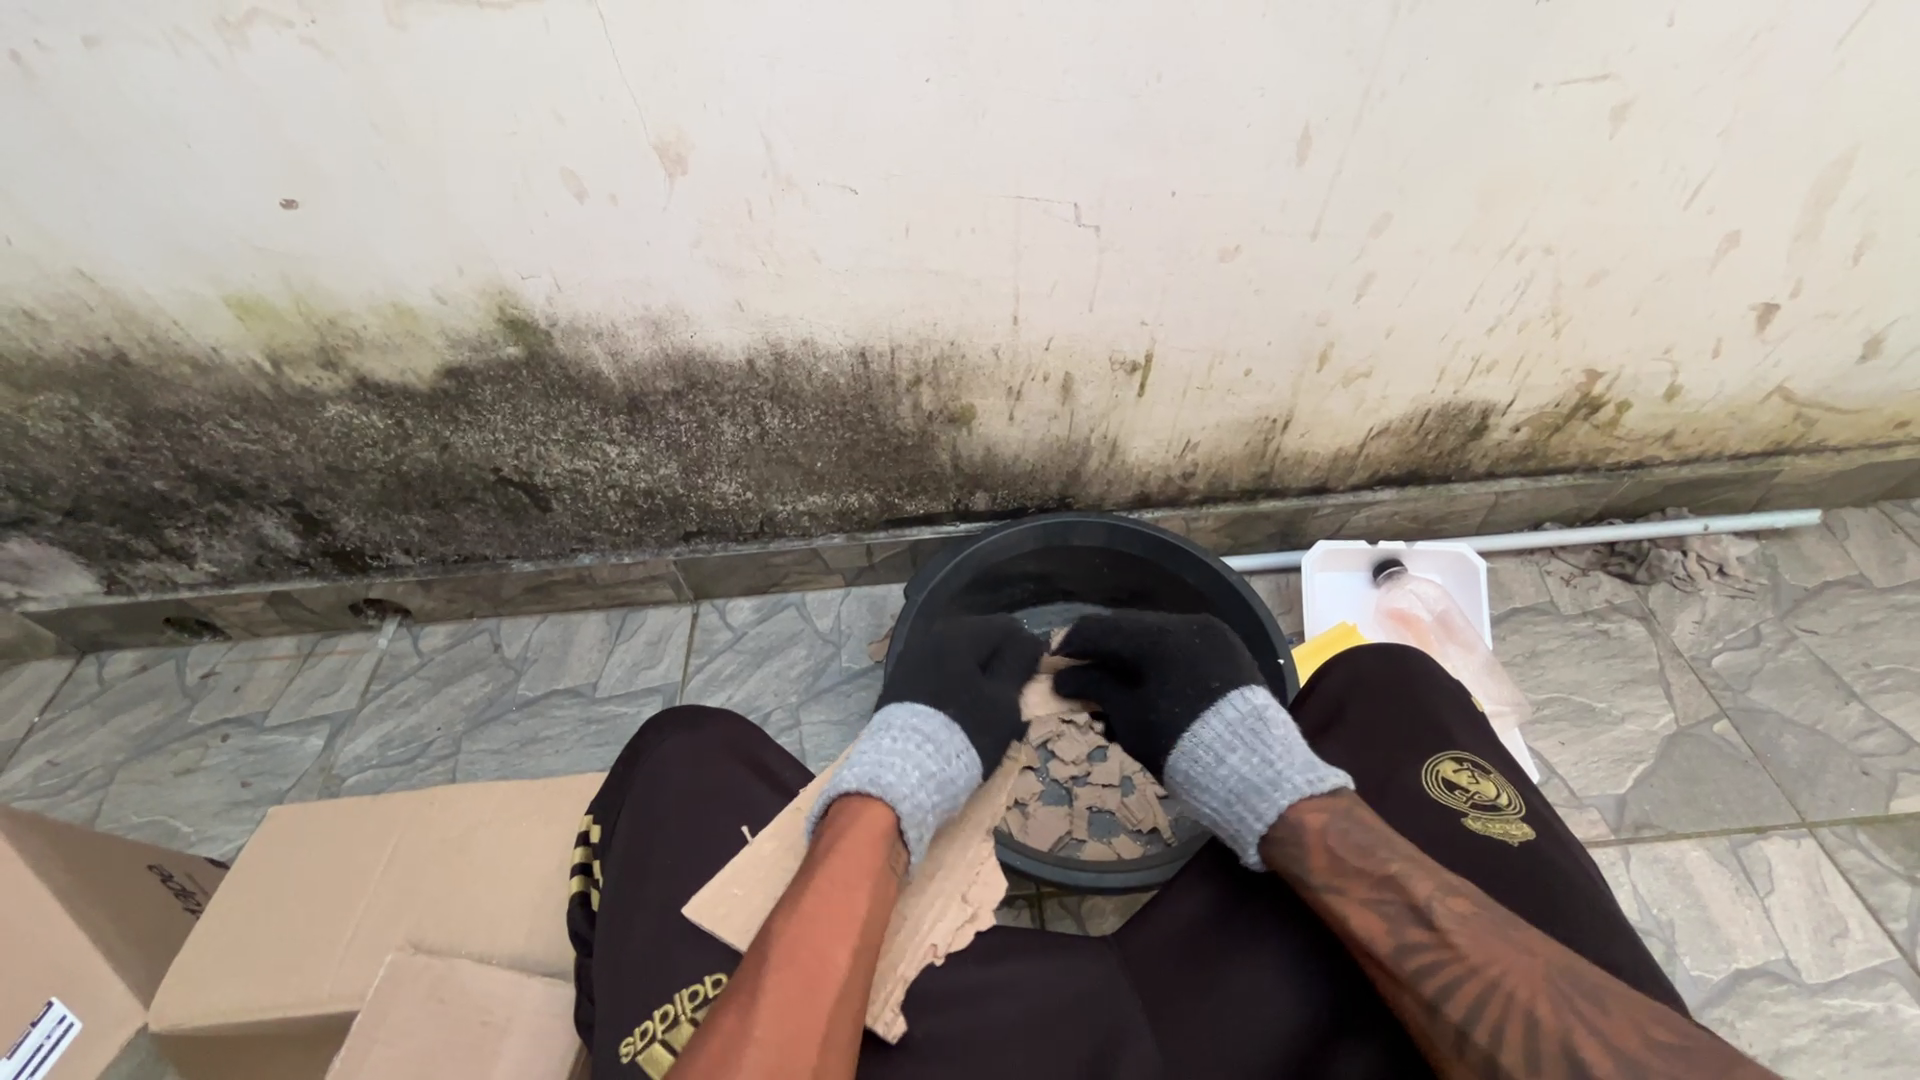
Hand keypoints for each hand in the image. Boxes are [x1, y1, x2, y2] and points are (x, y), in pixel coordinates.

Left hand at [877, 615, 1045, 771]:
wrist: (904, 770)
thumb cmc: (963, 732)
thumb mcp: (1003, 701)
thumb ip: (1018, 665)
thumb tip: (1029, 641)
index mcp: (960, 634)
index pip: (1007, 627)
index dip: (1026, 649)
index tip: (1033, 678)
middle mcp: (931, 635)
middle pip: (979, 637)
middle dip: (998, 660)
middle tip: (1011, 694)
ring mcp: (911, 657)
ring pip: (957, 655)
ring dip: (975, 672)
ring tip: (985, 705)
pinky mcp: (898, 680)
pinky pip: (937, 671)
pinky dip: (953, 683)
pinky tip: (957, 709)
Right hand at [1053, 611, 1350, 867]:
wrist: (1258, 775)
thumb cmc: (1183, 746)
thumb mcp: (1129, 717)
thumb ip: (1093, 687)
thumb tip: (1062, 677)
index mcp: (1160, 636)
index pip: (1100, 628)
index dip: (1070, 644)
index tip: (1051, 662)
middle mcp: (1189, 624)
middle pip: (1129, 629)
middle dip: (1099, 651)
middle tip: (1077, 674)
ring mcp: (1214, 637)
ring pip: (1155, 638)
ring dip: (1127, 657)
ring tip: (1109, 686)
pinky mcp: (1230, 655)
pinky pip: (1180, 649)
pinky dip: (1156, 663)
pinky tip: (1143, 686)